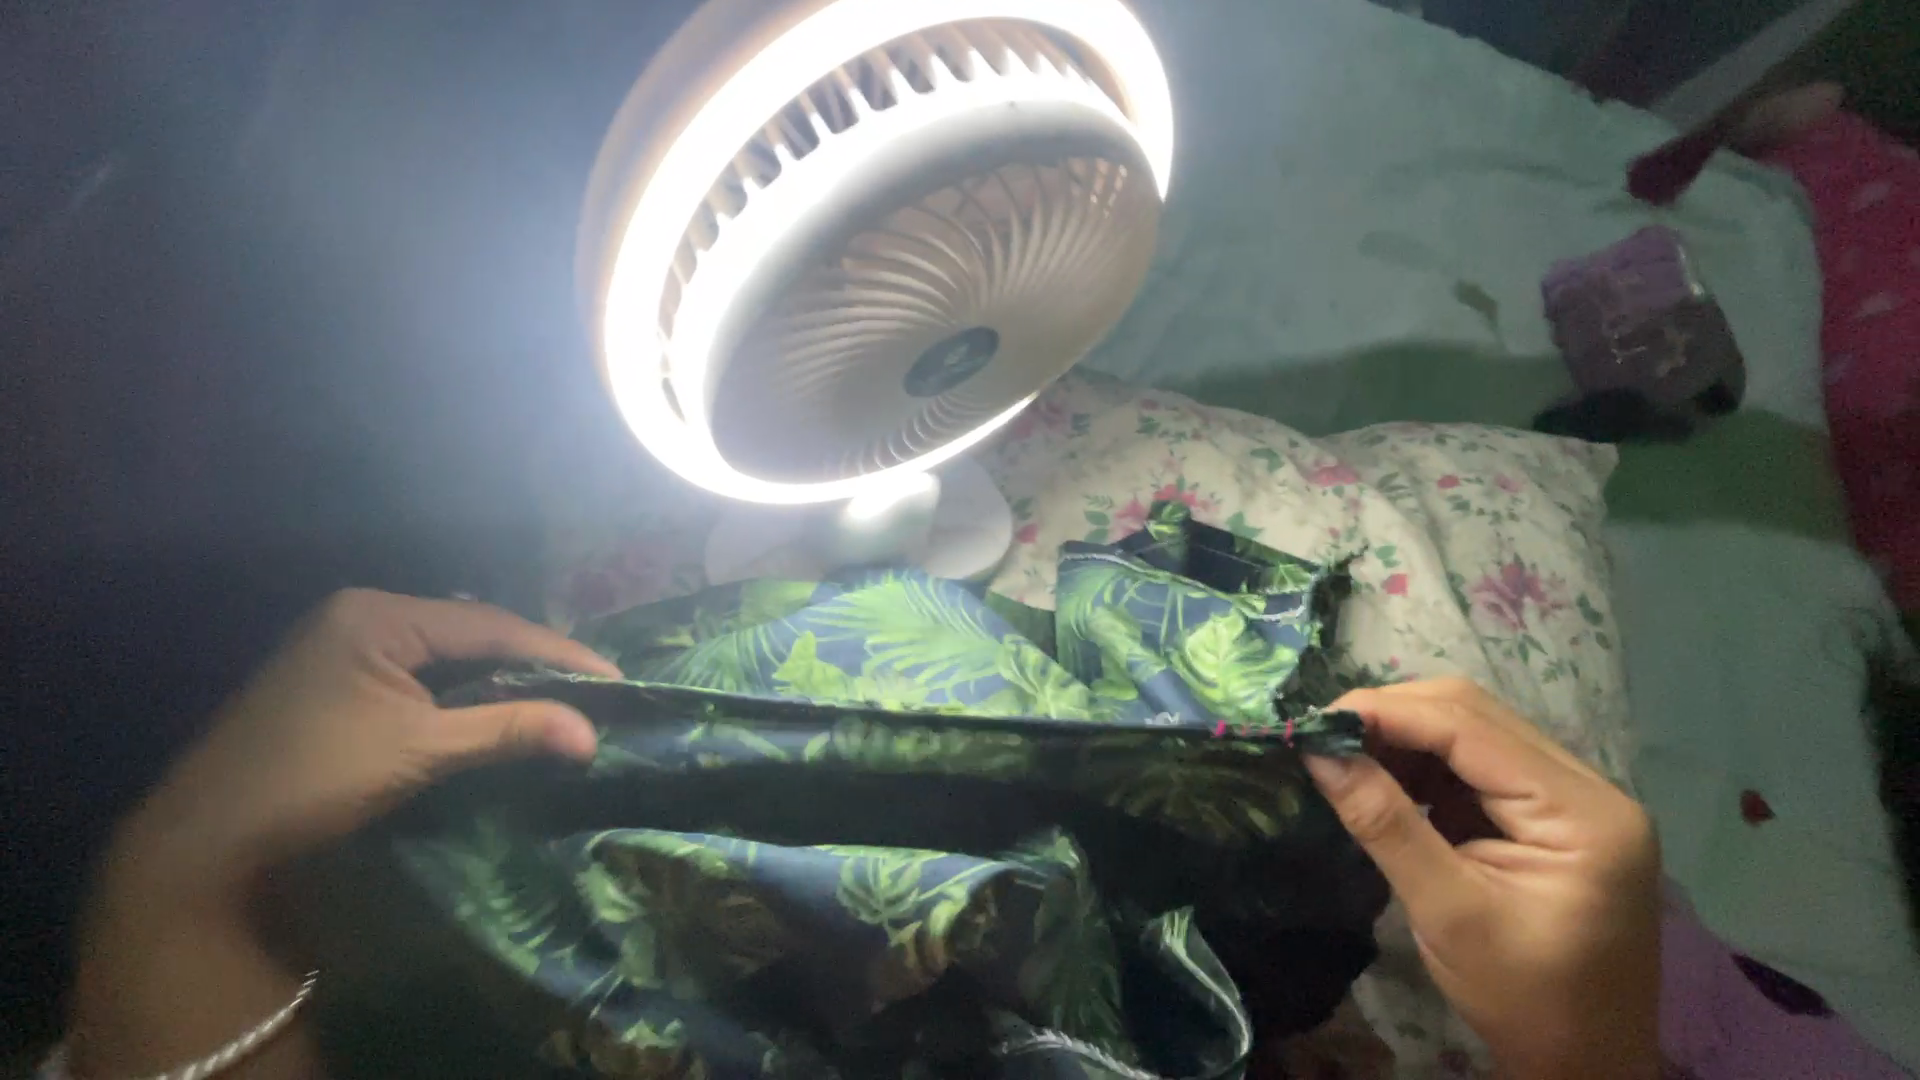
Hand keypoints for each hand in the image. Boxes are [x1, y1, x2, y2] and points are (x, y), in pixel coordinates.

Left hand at [115, 588, 620, 901]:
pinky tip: (510, 702)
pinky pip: (434, 670)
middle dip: (539, 660)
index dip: (560, 652)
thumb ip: (511, 730)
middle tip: (596, 686)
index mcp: (377, 616)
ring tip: (567, 692)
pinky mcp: (350, 677)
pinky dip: (476, 688)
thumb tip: (593, 736)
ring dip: (510, 674)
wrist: (196, 851)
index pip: (493, 625)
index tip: (615, 678)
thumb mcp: (419, 751)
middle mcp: (366, 616)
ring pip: (458, 650)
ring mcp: (353, 644)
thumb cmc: (307, 785)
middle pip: (478, 631)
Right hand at [1302, 679, 1660, 1079]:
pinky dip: (1416, 759)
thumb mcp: (1446, 912)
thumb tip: (1317, 752)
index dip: (1387, 711)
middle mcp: (1585, 788)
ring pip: (1468, 727)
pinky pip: (1469, 759)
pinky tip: (1378, 773)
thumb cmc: (1523, 998)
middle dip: (1390, 714)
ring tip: (1342, 753)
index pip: (1471, 727)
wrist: (1583, 1062)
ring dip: (1399, 733)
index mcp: (1583, 813)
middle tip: (1323, 736)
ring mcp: (1565, 796)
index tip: (1315, 722)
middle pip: (1472, 713)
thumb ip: (1383, 822)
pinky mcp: (1540, 810)